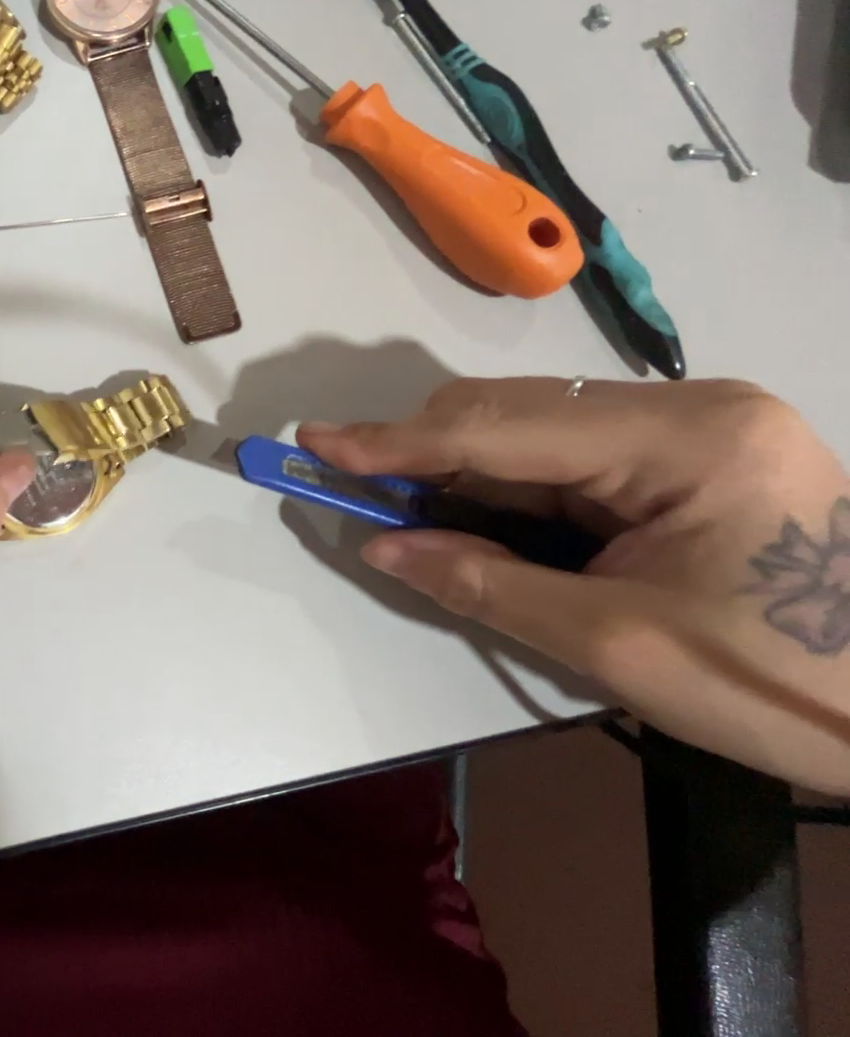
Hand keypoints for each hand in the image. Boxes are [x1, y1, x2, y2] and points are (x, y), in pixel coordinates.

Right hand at [299, 378, 849, 794]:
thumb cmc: (780, 684)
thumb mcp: (611, 644)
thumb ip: (483, 583)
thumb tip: (381, 546)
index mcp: (686, 442)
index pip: (500, 429)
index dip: (394, 441)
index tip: (313, 441)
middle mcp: (687, 410)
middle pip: (506, 410)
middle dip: (419, 453)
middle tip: (352, 495)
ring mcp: (688, 428)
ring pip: (522, 428)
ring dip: (450, 469)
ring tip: (398, 513)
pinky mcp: (681, 454)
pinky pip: (554, 454)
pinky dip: (492, 485)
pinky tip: (462, 515)